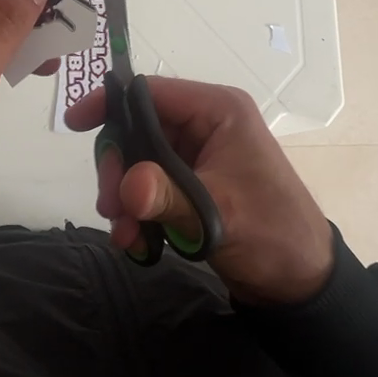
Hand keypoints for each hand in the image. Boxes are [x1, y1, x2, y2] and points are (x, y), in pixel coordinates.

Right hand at [66, 78, 333, 304]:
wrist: (301, 284)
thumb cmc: (271, 234)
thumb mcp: (217, 214)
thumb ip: (168, 196)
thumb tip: (127, 185)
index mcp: (218, 110)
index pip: (151, 92)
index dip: (111, 103)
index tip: (75, 125)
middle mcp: (206, 123)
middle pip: (139, 128)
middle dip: (119, 167)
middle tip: (110, 207)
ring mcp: (198, 153)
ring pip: (140, 160)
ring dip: (125, 196)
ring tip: (125, 235)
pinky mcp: (192, 183)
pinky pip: (150, 185)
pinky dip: (138, 210)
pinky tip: (136, 241)